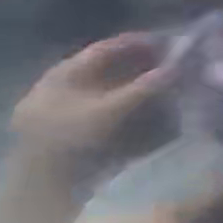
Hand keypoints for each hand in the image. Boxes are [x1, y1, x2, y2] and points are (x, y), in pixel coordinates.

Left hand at [11, 33, 178, 183]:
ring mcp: (66, 101)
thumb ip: (146, 86)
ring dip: (141, 76)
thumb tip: (182, 64)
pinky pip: (109, 96)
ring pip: (110, 79)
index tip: (177, 42)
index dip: (142, 41)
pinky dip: (132, 92)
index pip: (108, 47)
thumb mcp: (112, 110)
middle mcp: (63, 81)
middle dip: (145, 59)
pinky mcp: (74, 118)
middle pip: (109, 62)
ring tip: (172, 78)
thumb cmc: (71, 138)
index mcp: (65, 73)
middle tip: (181, 60)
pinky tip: (152, 99)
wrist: (40, 180)